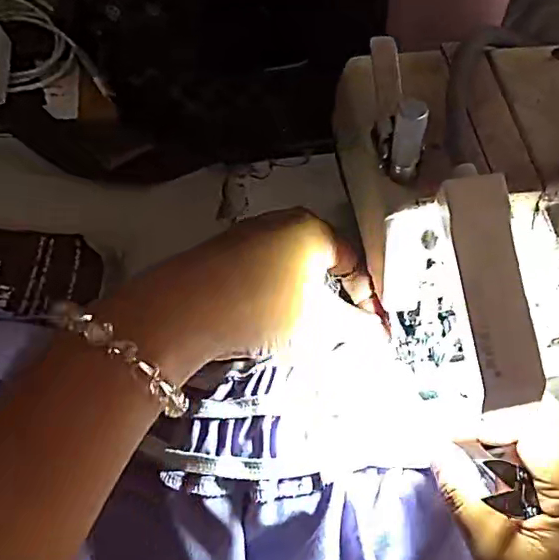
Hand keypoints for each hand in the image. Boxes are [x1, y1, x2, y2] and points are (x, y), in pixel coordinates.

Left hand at [102, 210, 384, 375]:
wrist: (178, 314)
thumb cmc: (260, 310)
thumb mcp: (319, 326)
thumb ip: (359, 330)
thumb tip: (381, 337)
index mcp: (312, 229)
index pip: (357, 264)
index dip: (370, 301)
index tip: (373, 331)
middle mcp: (281, 222)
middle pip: (325, 266)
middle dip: (338, 303)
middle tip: (343, 335)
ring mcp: (248, 236)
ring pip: (295, 272)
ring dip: (307, 304)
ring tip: (306, 336)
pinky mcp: (223, 255)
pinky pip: (267, 275)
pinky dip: (278, 299)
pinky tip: (269, 325)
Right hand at [435, 396, 558, 559]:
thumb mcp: (495, 553)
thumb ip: (465, 497)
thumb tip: (441, 452)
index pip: (529, 426)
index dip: (487, 426)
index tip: (452, 439)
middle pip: (546, 417)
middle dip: (503, 427)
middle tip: (468, 449)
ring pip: (557, 425)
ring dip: (520, 437)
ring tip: (492, 468)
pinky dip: (538, 449)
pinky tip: (519, 479)